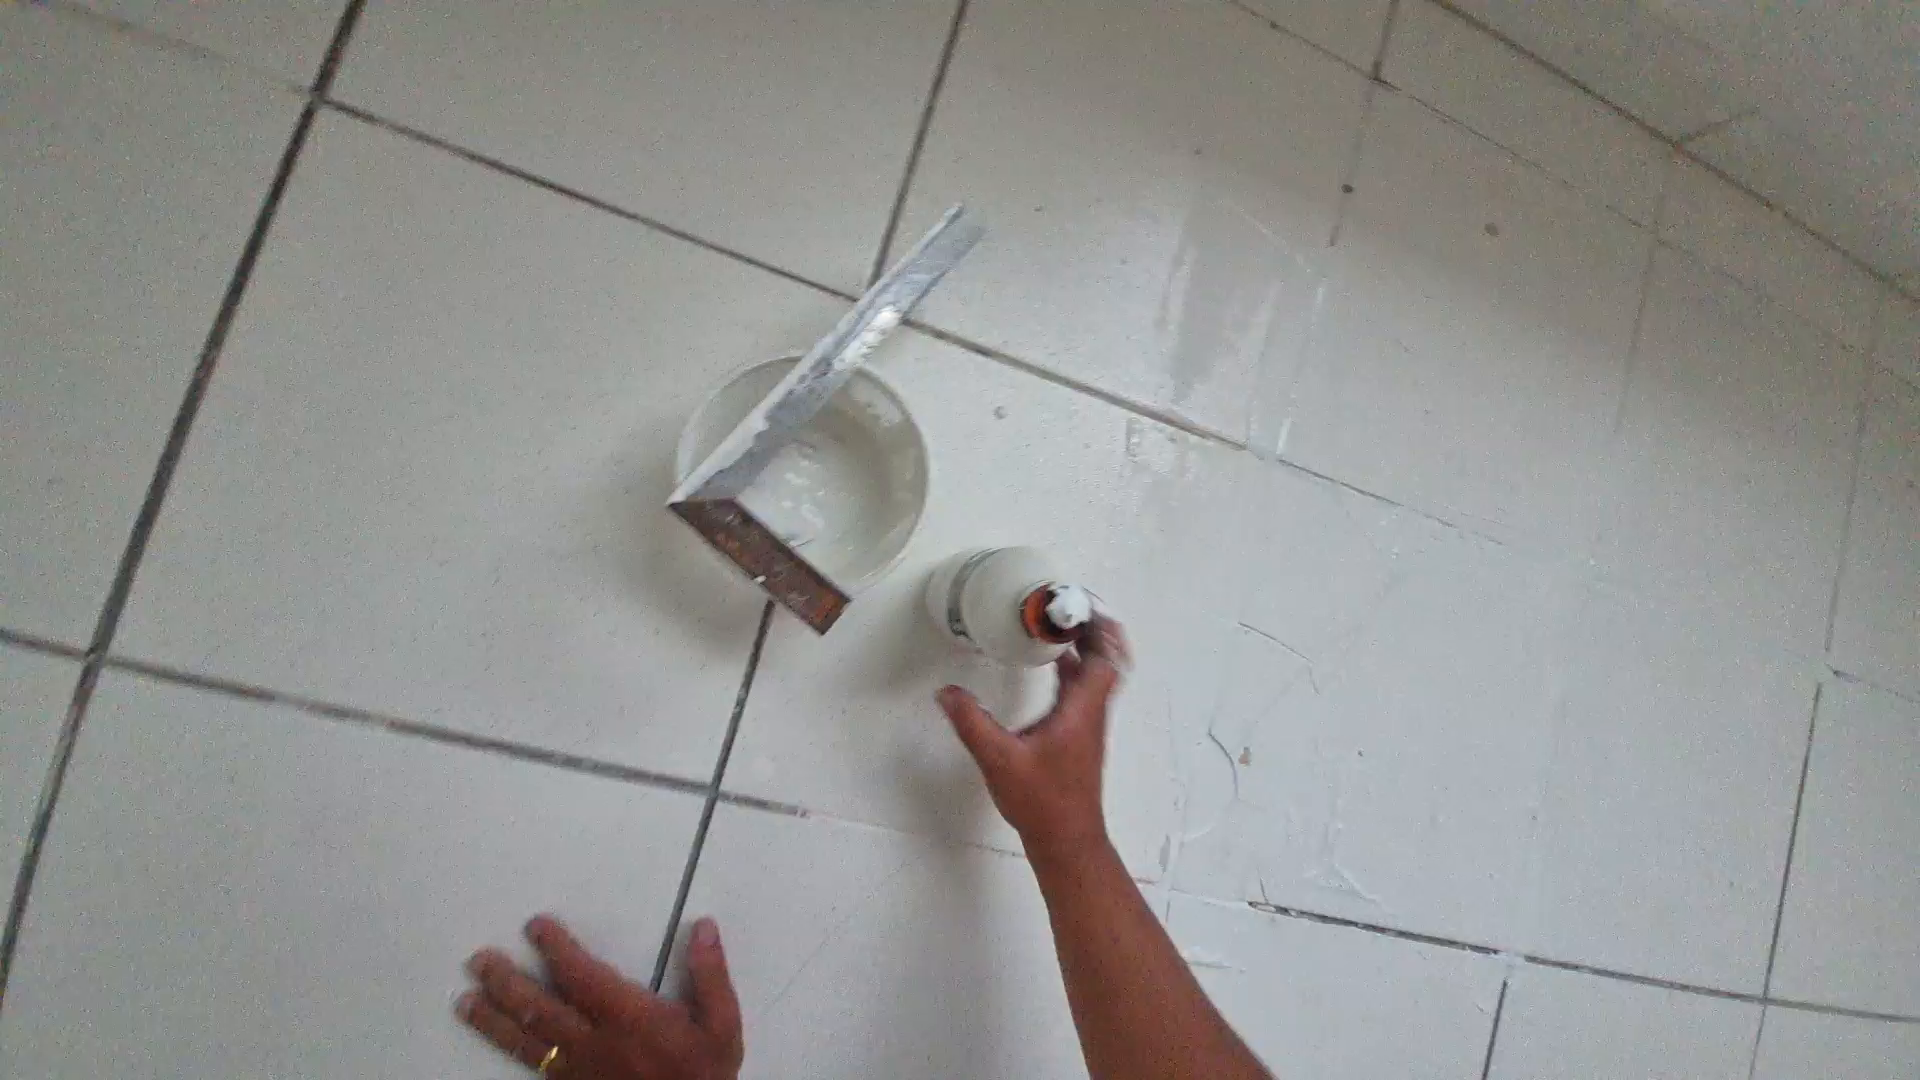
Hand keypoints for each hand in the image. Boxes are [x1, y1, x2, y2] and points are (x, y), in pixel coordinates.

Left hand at [458, 915, 742, 1079]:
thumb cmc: (704, 1072)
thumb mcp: (724, 1024)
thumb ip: (711, 974)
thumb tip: (703, 926)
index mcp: (630, 1020)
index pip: (583, 978)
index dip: (557, 950)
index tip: (535, 926)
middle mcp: (595, 1044)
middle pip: (541, 1011)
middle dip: (508, 982)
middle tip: (478, 959)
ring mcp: (578, 1072)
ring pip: (527, 1043)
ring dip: (494, 1019)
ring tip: (465, 999)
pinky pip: (534, 1068)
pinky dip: (508, 1052)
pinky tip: (495, 1041)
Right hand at [938, 614, 1129, 863]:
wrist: (1066, 841)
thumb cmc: (1041, 801)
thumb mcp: (998, 759)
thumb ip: (971, 723)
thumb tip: (946, 692)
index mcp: (1081, 710)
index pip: (1104, 659)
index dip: (1098, 629)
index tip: (1079, 605)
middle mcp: (1090, 712)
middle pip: (1104, 660)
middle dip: (1090, 630)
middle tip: (1065, 605)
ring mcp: (1087, 724)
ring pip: (1095, 675)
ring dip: (1084, 647)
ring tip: (1058, 624)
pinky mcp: (1079, 735)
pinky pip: (1084, 688)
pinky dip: (1074, 668)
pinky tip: (1052, 664)